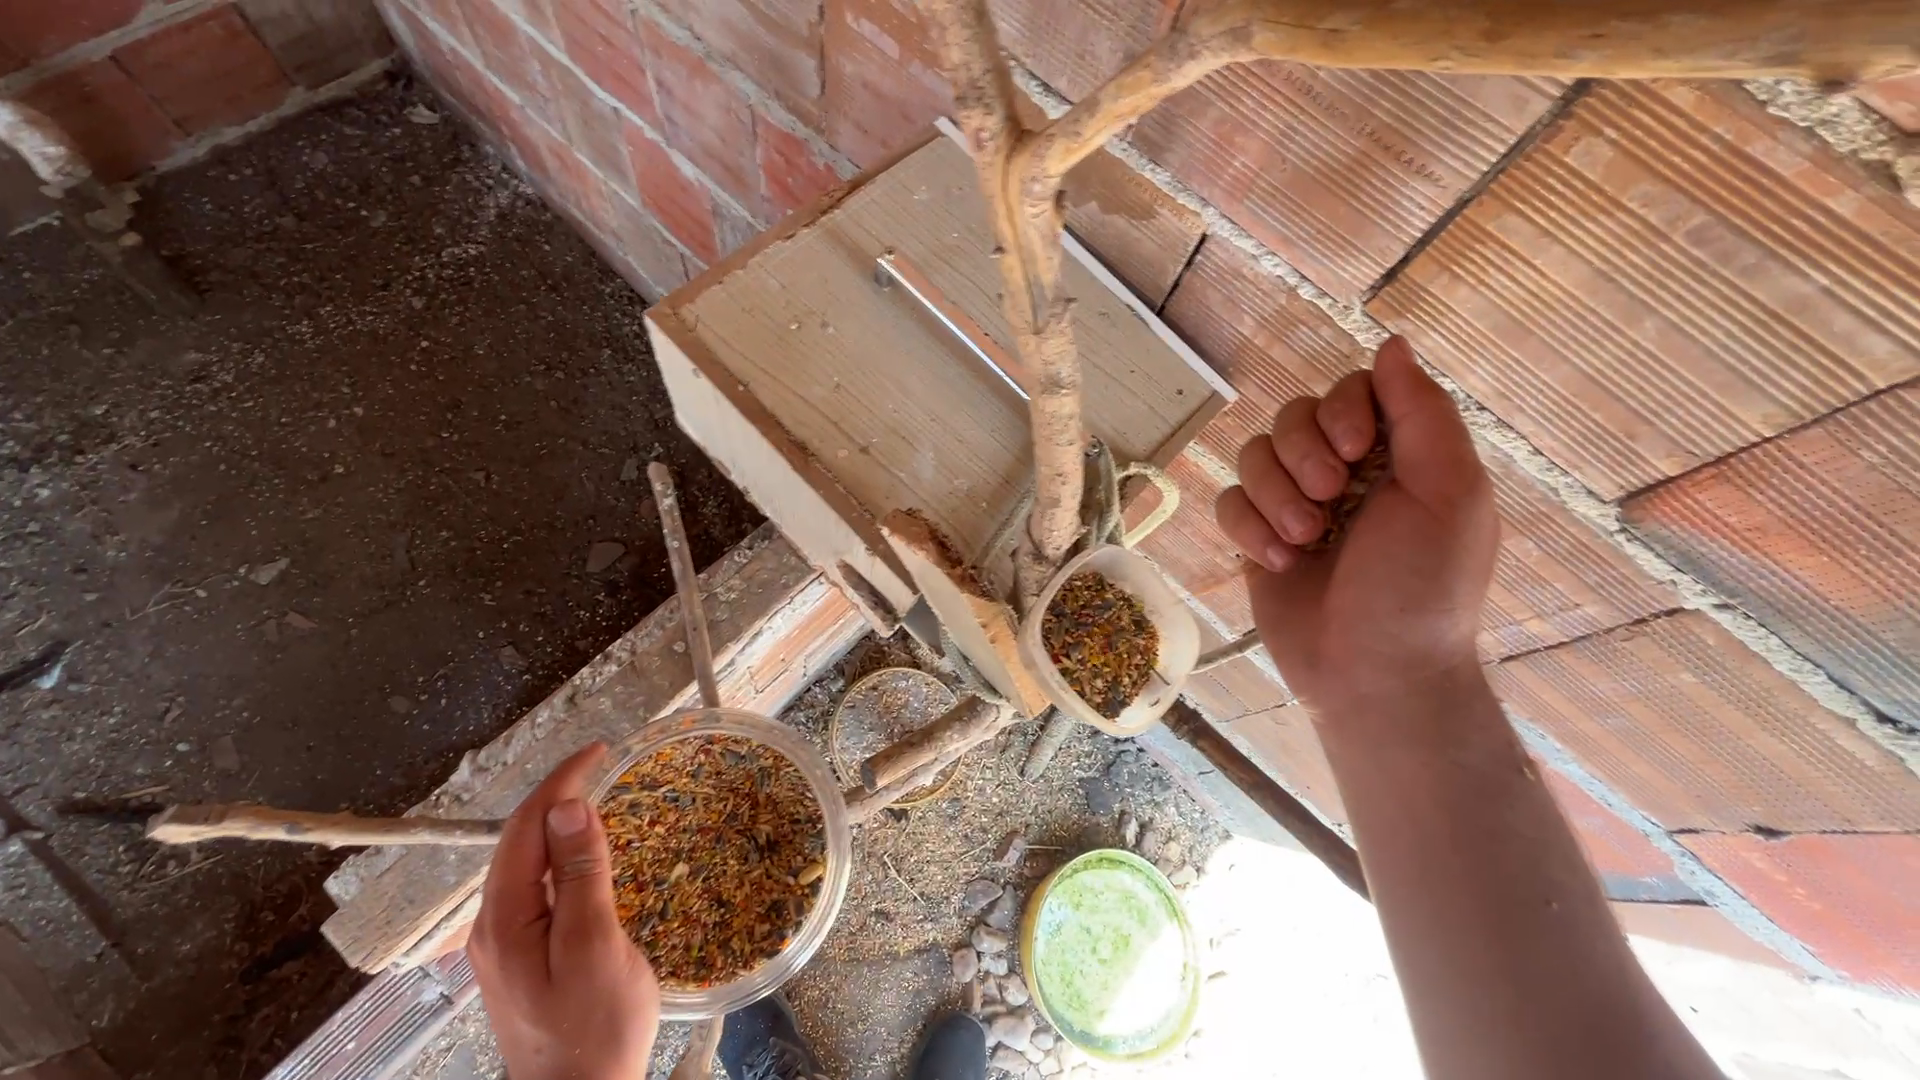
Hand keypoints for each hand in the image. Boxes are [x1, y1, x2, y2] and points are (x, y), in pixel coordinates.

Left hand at [469, 744, 659, 1079]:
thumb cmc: (595, 1028)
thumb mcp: (595, 946)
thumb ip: (580, 875)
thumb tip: (569, 806)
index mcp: (505, 919)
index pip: (526, 827)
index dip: (561, 781)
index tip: (601, 749)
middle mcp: (494, 926)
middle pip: (519, 841)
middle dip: (557, 794)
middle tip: (604, 764)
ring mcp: (506, 944)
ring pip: (527, 863)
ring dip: (559, 822)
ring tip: (598, 794)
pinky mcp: (524, 957)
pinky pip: (538, 887)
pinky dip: (562, 854)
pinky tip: (585, 853)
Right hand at [1214, 336, 1498, 713]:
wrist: (1371, 672)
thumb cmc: (1421, 585)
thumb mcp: (1448, 493)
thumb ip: (1423, 413)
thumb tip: (1392, 341)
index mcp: (1397, 455)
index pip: (1351, 389)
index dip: (1341, 410)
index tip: (1357, 453)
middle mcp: (1343, 471)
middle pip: (1293, 416)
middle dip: (1303, 458)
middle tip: (1329, 505)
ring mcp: (1294, 505)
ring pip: (1253, 455)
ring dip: (1275, 497)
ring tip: (1305, 541)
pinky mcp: (1256, 537)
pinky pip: (1229, 501)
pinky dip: (1249, 528)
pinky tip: (1278, 562)